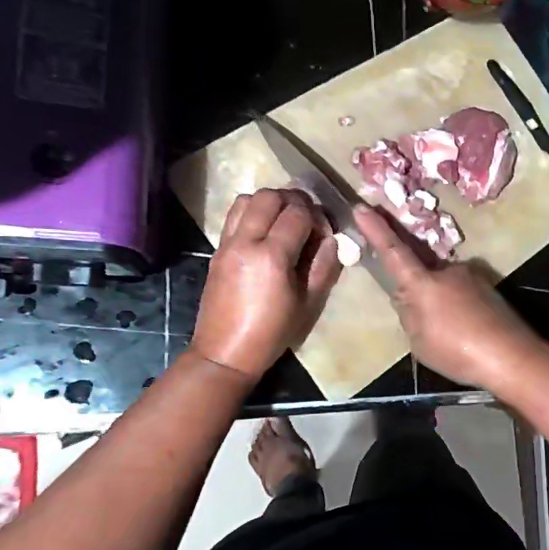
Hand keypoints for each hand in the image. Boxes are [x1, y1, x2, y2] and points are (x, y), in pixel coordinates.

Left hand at [189, 190, 343, 377]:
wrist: (225, 353)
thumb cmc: (272, 333)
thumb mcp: (308, 304)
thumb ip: (323, 266)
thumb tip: (331, 239)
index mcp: (272, 256)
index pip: (297, 213)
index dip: (316, 216)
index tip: (324, 232)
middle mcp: (246, 242)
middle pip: (269, 196)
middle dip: (293, 200)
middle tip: (306, 218)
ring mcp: (227, 243)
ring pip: (247, 199)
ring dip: (269, 202)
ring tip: (283, 221)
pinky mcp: (217, 250)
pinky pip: (234, 215)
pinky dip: (252, 213)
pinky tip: (265, 232)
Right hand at [353, 205, 547, 390]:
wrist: (512, 357)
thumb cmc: (458, 352)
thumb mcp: (419, 341)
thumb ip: (408, 315)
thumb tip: (408, 300)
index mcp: (423, 284)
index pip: (393, 251)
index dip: (375, 230)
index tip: (361, 207)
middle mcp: (448, 271)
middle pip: (421, 274)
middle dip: (416, 292)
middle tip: (425, 325)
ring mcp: (472, 277)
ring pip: (443, 285)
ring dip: (440, 303)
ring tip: (451, 336)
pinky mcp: (489, 288)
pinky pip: (462, 294)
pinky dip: (458, 309)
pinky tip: (467, 333)